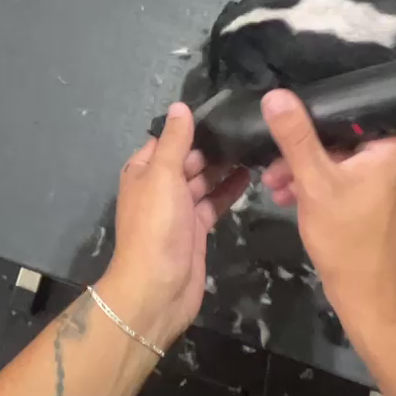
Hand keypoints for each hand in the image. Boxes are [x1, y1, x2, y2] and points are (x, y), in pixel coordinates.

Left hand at [102, 102, 249, 346]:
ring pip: (203, 180)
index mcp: (143, 169)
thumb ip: (174, 141)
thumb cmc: (156, 225)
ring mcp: (178, 208)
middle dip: (211, 146)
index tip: (220, 110)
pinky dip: (228, 190)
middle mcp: (159, 185)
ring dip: (223, 166)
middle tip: (245, 128)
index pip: (167, 138)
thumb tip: (180, 106)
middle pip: (187, 158)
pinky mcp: (196, 229)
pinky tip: (249, 176)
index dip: (190, 126)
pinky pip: (213, 202)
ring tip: (252, 148)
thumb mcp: (162, 174)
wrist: (157, 289)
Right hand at [259, 89, 395, 335]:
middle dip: (317, 132)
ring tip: (273, 177)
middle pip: (359, 131)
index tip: (360, 73)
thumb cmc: (350, 241)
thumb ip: (296, 138)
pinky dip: (319, 181)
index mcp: (394, 153)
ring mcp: (386, 189)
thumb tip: (277, 94)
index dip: (392, 87)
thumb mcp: (314, 184)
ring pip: (346, 158)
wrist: (372, 307)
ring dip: (310, 161)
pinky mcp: (374, 209)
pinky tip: (285, 194)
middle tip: (284, 138)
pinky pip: (345, 179)